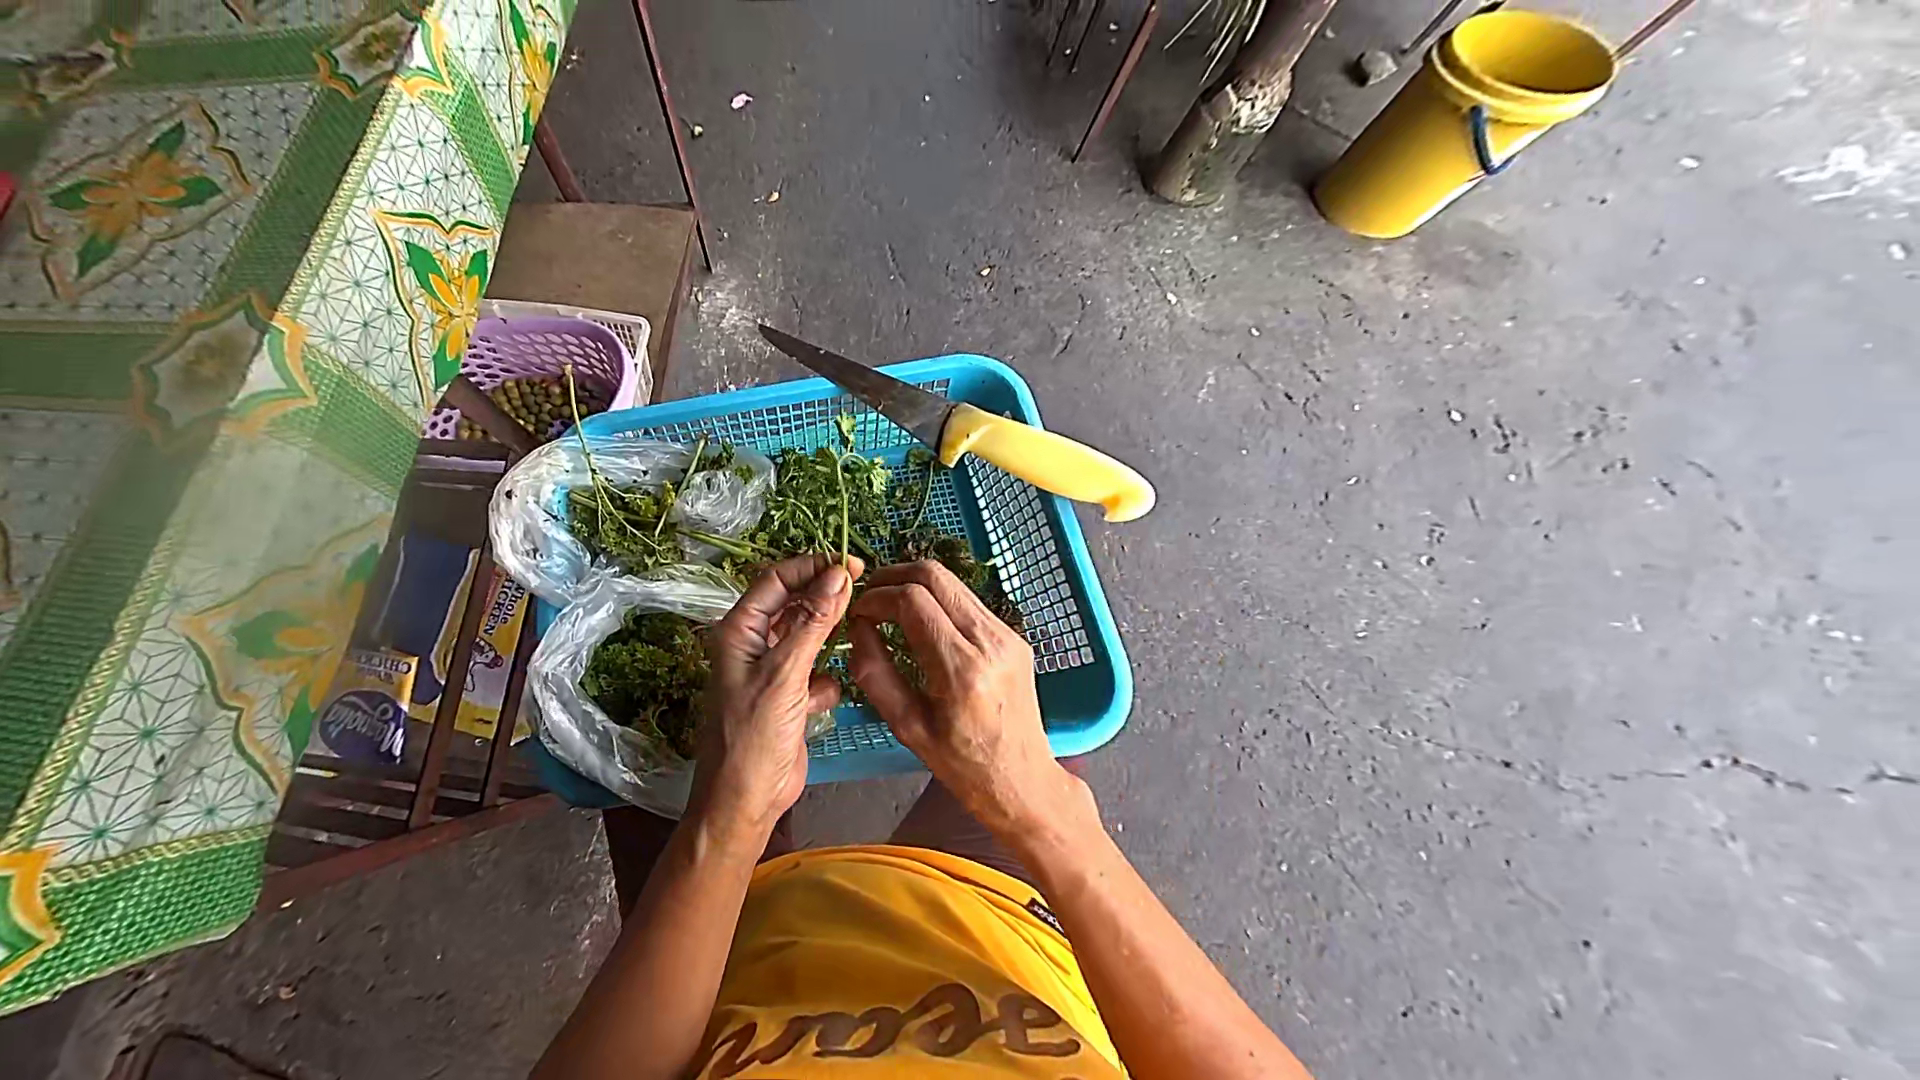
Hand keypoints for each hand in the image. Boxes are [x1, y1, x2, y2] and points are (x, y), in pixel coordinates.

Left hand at [695, 554, 863, 839]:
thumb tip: (838, 575)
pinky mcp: (789, 695)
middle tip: (862, 587)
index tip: (851, 564)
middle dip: (826, 597)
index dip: (812, 566)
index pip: (776, 580)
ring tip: (854, 636)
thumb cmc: (754, 736)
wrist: (746, 801)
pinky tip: (825, 698)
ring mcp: (772, 670)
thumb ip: (813, 622)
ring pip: (808, 637)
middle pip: (794, 603)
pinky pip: (815, 671)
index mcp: (739, 631)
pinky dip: (825, 679)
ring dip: (829, 637)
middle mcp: (754, 644)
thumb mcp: (785, 674)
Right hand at [848, 560, 1081, 833]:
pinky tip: (920, 621)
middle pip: (935, 575)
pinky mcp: (1014, 635)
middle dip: (893, 576)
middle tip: (869, 597)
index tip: (858, 612)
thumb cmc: (961, 765)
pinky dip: (938, 599)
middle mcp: (990, 642)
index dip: (877, 597)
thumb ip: (875, 672)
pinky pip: (968, 601)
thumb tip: (858, 627)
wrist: (1022, 779)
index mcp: (961, 670)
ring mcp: (1007, 634)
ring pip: (953, 582)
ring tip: (889, 606)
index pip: (912, 600)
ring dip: (915, 584)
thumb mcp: (906, 726)